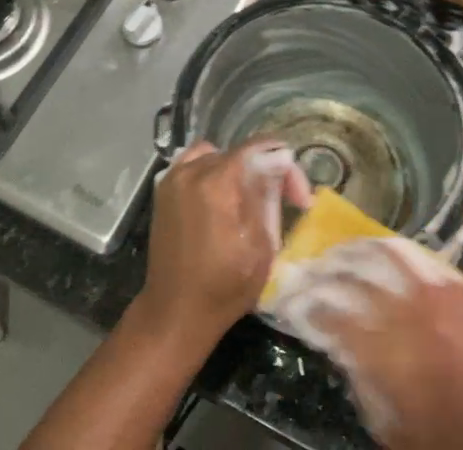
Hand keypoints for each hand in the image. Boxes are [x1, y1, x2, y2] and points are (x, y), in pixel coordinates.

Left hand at [139, 138, 312, 348]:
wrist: (175, 312)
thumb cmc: (224, 286)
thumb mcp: (261, 245)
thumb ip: (267, 196)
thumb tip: (278, 162)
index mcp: (216, 183)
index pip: (259, 150)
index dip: (285, 167)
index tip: (299, 199)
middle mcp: (191, 171)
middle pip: (238, 153)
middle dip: (264, 171)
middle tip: (281, 202)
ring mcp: (172, 179)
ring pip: (215, 155)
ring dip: (237, 170)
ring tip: (248, 198)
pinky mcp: (163, 192)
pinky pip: (192, 165)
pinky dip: (211, 172)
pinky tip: (221, 197)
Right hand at [270, 239, 462, 449]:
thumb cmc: (452, 441)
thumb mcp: (393, 428)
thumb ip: (362, 383)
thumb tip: (341, 349)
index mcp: (388, 352)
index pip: (331, 314)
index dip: (306, 305)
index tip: (293, 303)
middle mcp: (410, 313)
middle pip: (354, 275)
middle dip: (324, 270)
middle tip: (307, 271)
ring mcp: (439, 296)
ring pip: (387, 253)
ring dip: (357, 249)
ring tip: (339, 251)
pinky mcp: (461, 291)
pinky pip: (421, 258)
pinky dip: (395, 251)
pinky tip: (382, 254)